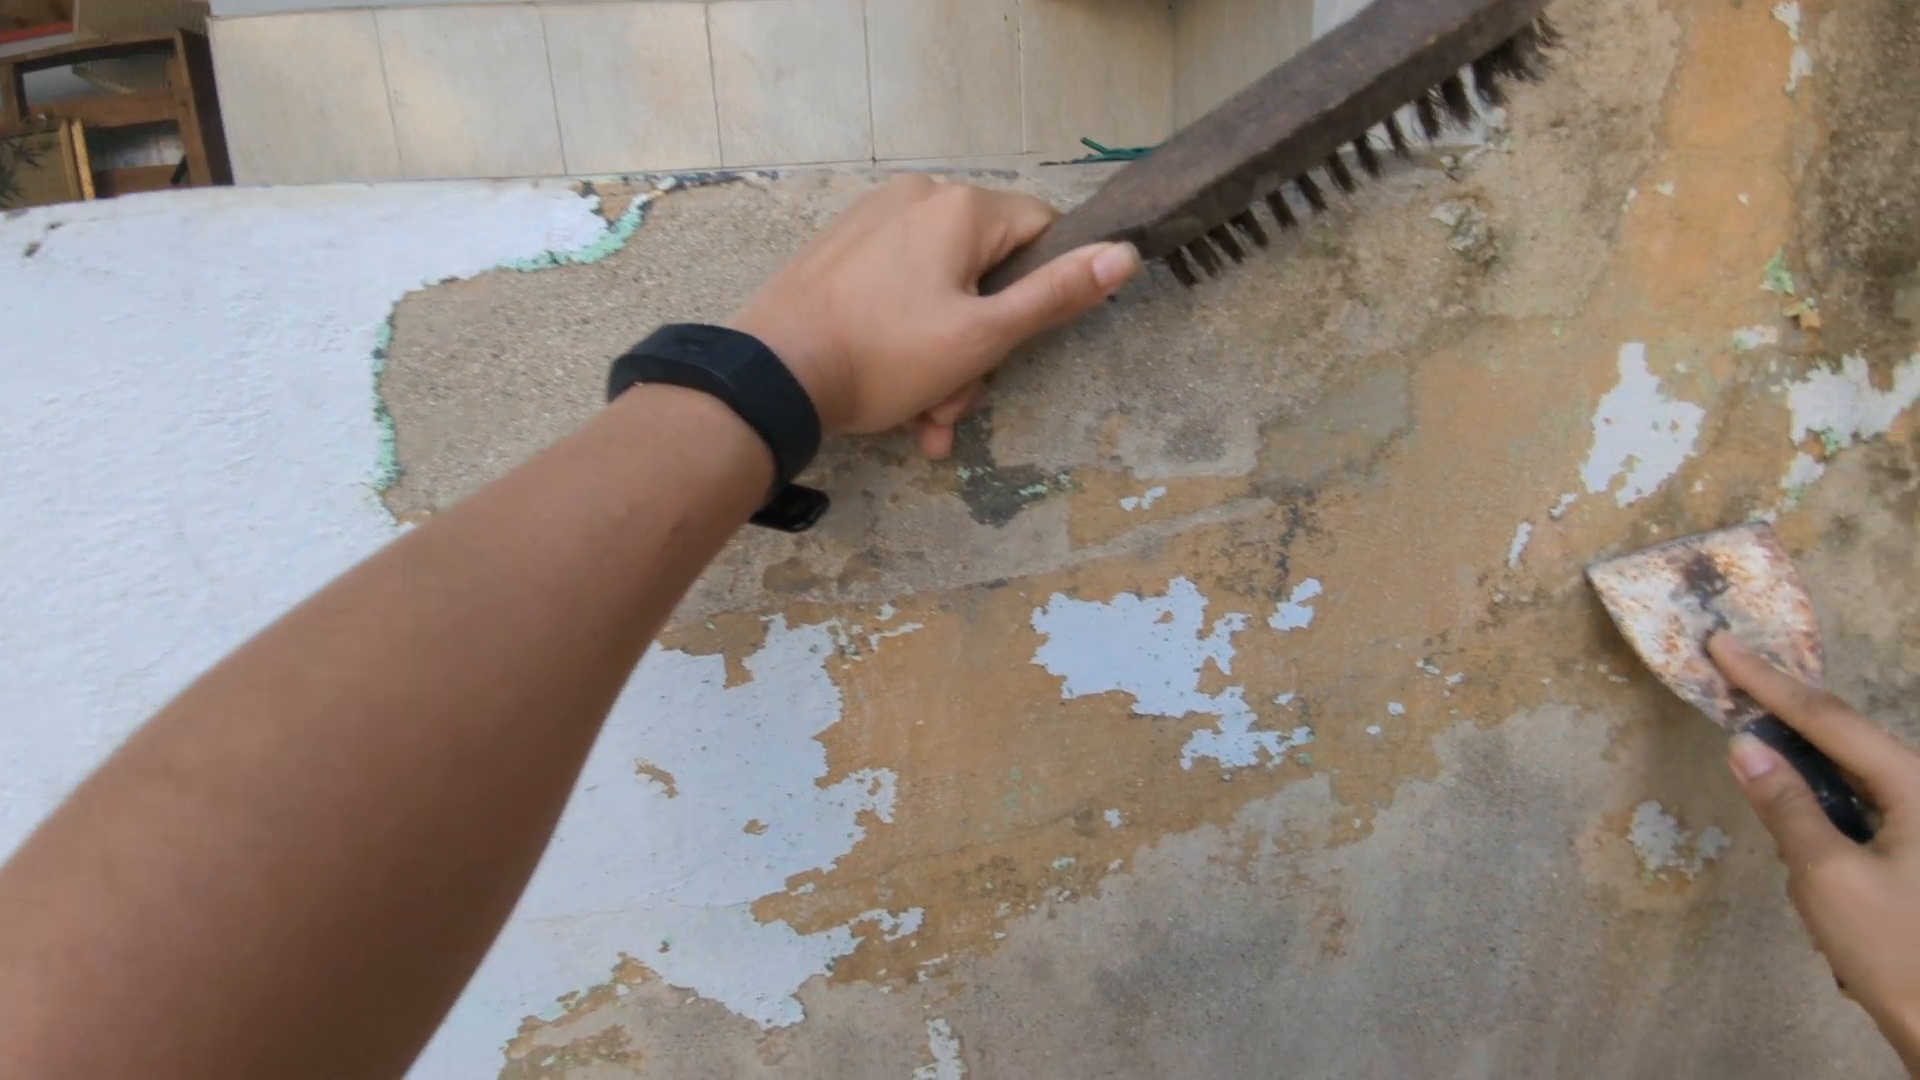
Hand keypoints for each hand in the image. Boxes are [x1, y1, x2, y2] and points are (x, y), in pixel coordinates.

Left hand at [727, 175, 1140, 459]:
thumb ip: (1055, 296)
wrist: (773, 377)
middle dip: (981, 351)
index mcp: (959, 208)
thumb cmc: (886, 356)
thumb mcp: (983, 336)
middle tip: (958, 405)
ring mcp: (872, 224)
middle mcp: (917, 199)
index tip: (1018, 344)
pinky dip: (908, 347)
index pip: (1040, 230)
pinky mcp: (841, 255)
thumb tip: (1125, 253)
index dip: (1043, 291)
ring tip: (927, 421)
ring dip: (945, 366)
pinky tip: (898, 404)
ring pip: (941, 296)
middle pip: (985, 275)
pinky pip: (899, 297)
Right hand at [1710, 633, 1919, 1068]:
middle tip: (1737, 667)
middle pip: (1858, 736)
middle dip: (1793, 702)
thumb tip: (1746, 745)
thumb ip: (1786, 804)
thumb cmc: (1900, 952)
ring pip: (1866, 764)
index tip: (1723, 645)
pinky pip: (1873, 793)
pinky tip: (1797, 774)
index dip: (1771, 681)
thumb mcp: (1827, 874)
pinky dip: (1827, 773)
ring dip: (1808, 738)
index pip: (1833, 723)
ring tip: (1757, 710)